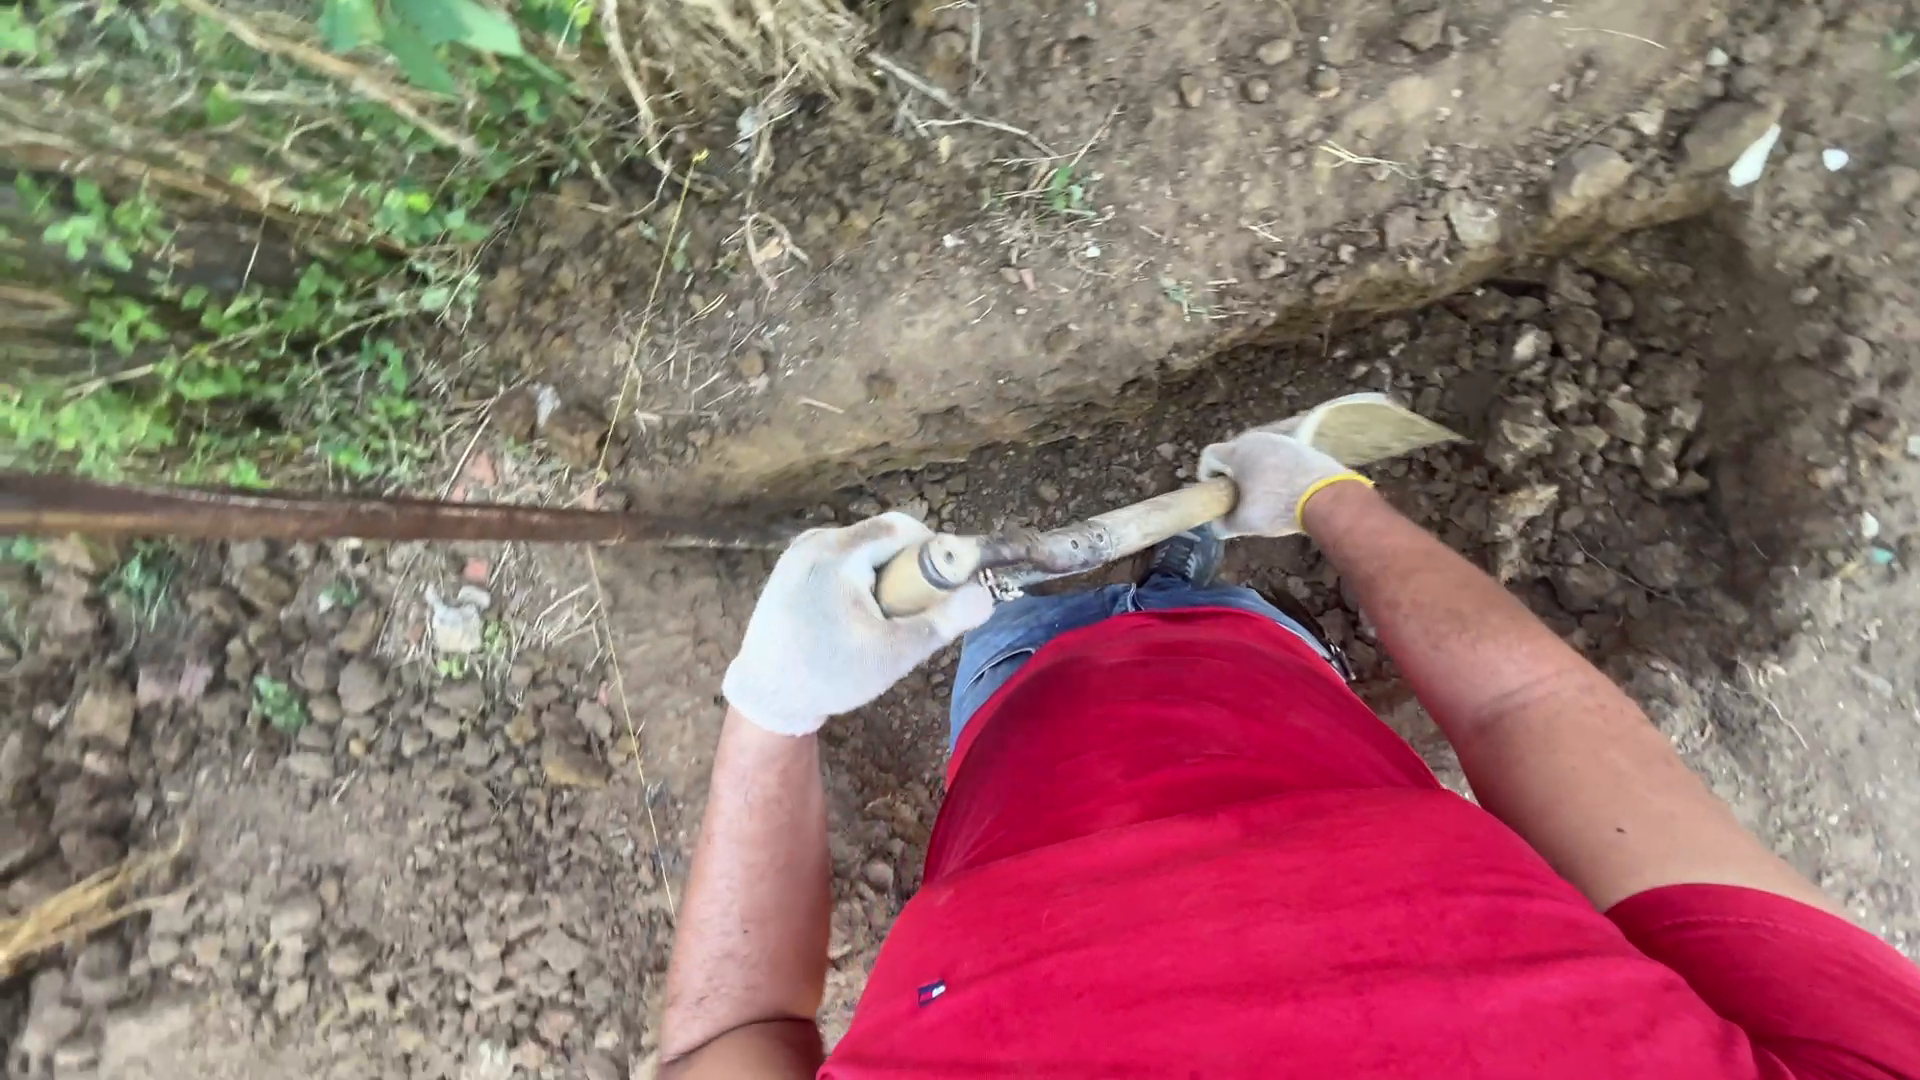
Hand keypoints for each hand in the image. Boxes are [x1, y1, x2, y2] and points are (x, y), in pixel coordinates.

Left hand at [723, 513, 994, 734]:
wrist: (765, 696)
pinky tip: (854, 618)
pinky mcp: (790, 568)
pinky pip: (841, 560)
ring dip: (883, 576)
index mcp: (837, 552)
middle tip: (910, 611)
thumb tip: (984, 596)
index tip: (942, 586)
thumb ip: (942, 621)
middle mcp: (815, 541)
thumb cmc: (830, 674)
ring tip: (880, 620)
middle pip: (882, 538)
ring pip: (863, 549)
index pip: (902, 528)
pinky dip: (859, 580)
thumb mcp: (893, 653)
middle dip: (906, 569)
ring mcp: (798, 553)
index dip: (932, 551)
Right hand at [1199, 425, 1372, 537]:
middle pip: (1234, 452)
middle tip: (1237, 495)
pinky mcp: (1303, 446)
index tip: (1214, 491)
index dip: (1205, 473)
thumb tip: (1217, 526)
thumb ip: (1224, 525)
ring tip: (1263, 493)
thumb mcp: (1245, 523)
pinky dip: (1276, 469)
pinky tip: (1285, 489)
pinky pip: (1280, 455)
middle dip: (1231, 472)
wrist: (1329, 498)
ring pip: (1259, 452)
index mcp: (1238, 452)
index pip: (1209, 455)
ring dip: (1255, 470)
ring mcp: (1283, 440)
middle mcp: (1258, 439)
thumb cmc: (1278, 507)